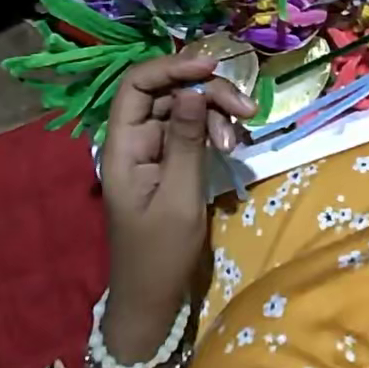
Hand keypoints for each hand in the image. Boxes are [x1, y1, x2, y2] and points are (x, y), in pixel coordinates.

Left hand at [100, 52, 254, 351]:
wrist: (153, 300)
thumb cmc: (160, 254)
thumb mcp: (180, 197)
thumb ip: (188, 141)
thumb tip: (195, 90)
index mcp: (122, 145)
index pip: (137, 85)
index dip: (171, 67)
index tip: (212, 67)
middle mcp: (135, 139)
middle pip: (168, 92)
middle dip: (208, 93)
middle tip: (246, 109)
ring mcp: (153, 149)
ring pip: (185, 108)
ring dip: (216, 114)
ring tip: (239, 140)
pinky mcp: (171, 160)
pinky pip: (192, 129)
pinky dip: (214, 131)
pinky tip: (232, 146)